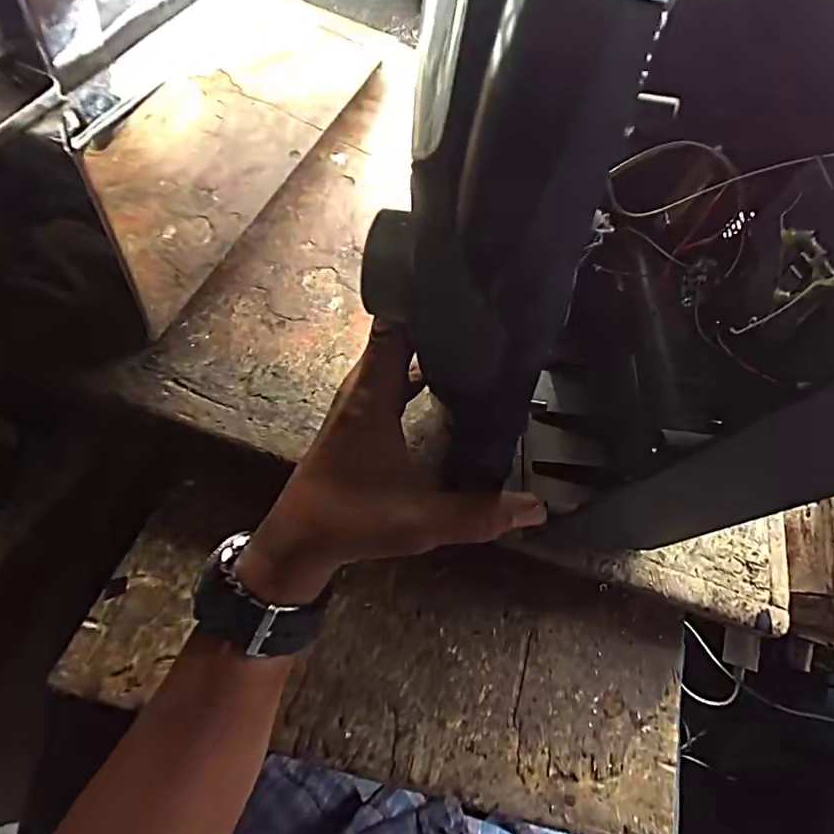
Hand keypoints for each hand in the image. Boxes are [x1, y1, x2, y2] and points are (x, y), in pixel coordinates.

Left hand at [234, 323, 545, 602]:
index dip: (424, 301)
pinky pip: (393, 375)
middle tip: (484, 310)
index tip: (464, 290)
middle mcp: (364, 388)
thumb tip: (536, 508)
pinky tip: (446, 376)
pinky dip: (417, 367)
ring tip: (473, 335)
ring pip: (396, 354)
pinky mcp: (362, 415)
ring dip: (428, 343)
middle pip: (398, 333)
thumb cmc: (350, 520)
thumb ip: (478, 514)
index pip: (393, 327)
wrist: (298, 543)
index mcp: (372, 395)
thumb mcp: (420, 521)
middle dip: (438, 318)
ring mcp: (360, 400)